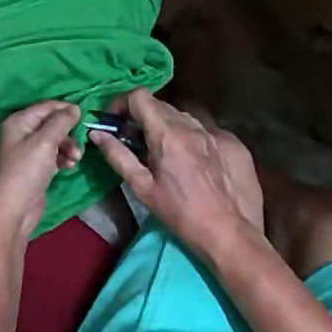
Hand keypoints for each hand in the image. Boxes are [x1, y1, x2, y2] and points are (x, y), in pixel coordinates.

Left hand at [0, 100, 83, 239]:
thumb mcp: (45, 141)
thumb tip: (75, 107)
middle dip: (68, 131)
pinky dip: (63, 158)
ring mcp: (28, 152)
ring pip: (55, 141)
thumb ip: (61, 121)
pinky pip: (54, 156)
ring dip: (69, 147)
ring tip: (76, 159)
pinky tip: (70, 166)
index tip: (85, 115)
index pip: (46, 106)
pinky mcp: (36, 169)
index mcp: (19, 121)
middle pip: (52, 124)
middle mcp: (22, 134)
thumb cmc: (26, 171)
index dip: (65, 108)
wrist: (12, 211)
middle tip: (81, 142)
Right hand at [89, 88, 264, 262]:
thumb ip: (118, 155)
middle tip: (136, 143)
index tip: (116, 123)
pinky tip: (195, 163)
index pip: (140, 96)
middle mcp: (193, 125)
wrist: (231, 235)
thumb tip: (97, 133)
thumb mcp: (143, 188)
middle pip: (161, 105)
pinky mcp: (234, 143)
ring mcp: (217, 132)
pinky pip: (206, 130)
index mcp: (167, 134)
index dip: (123, 104)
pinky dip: (193, 139)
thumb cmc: (180, 215)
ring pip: (184, 117)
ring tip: (166, 155)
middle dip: (143, 118)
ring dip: (168, 127)